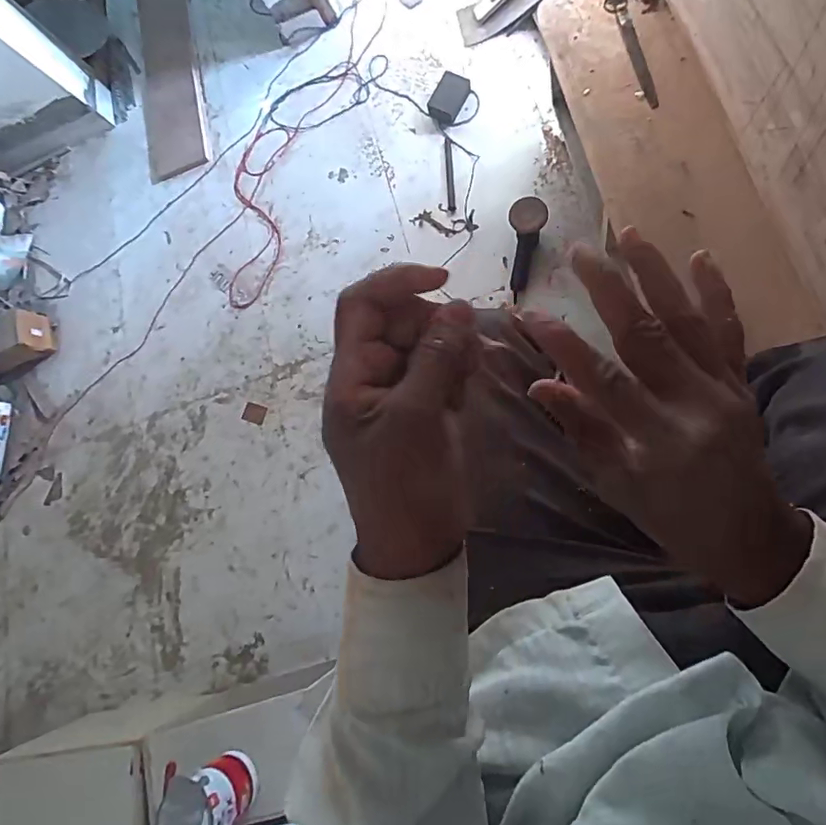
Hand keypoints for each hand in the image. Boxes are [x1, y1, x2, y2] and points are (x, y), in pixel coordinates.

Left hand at [323, 264, 479, 580]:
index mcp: (351, 378)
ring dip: (453, 347)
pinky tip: (470, 385)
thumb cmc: (404, 487)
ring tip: (475, 370)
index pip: (361, 307)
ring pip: (424, 344)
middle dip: (436, 324)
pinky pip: (439, 369)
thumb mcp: (416, 419)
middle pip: (399, 322)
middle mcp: (370, 378)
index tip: (442, 279)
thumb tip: (459, 307)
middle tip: (471, 348)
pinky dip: (458, 369)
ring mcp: (398, 393)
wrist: (417, 546)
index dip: (395, 282)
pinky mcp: (423, 408)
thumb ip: (435, 359)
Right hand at [517, 230, 811, 605]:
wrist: (749, 536)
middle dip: (608, 288)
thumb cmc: (672, 518)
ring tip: (629, 234)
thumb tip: (541, 384)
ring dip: (657, 274)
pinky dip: (717, 293)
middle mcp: (693, 407)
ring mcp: (723, 390)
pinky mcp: (742, 383)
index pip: (601, 379)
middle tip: (579, 252)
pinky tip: (702, 258)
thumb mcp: (617, 486)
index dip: (561, 342)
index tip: (528, 311)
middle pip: (646, 335)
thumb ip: (582, 431)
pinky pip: (730, 332)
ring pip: (687, 321)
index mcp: (656, 441)